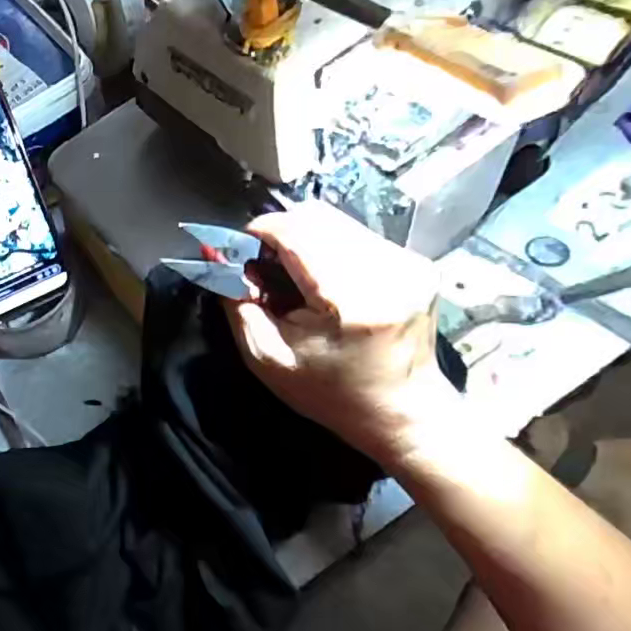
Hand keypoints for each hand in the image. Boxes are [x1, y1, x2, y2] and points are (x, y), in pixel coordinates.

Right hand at [226, 202, 458, 451]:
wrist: (401, 413)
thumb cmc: (331, 394)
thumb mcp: (267, 357)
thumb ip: (237, 301)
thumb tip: (215, 252)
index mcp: (350, 299)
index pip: (293, 231)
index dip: (256, 233)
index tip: (239, 253)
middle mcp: (386, 270)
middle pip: (314, 217)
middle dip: (278, 234)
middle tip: (263, 267)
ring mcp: (407, 263)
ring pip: (335, 220)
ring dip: (303, 238)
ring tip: (294, 276)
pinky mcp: (416, 262)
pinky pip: (356, 234)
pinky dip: (328, 247)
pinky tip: (323, 279)